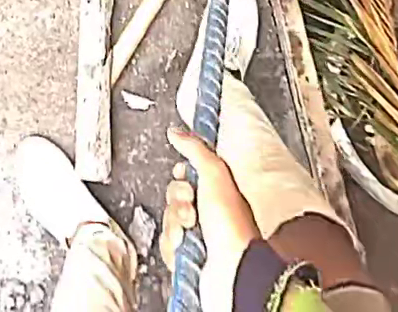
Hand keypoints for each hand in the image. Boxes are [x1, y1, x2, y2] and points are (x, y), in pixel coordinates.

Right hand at [161, 125, 260, 309]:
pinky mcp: (186, 257)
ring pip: (168, 219)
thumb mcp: (214, 172)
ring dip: (175, 222)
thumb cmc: (230, 221)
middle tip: (192, 206)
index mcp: (214, 188)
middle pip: (173, 195)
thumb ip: (194, 148)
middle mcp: (205, 209)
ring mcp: (196, 234)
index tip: (185, 176)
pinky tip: (184, 245)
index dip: (181, 175)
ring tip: (190, 229)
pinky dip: (172, 244)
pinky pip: (166, 244)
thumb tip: (175, 131)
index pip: (185, 173)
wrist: (231, 266)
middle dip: (178, 199)